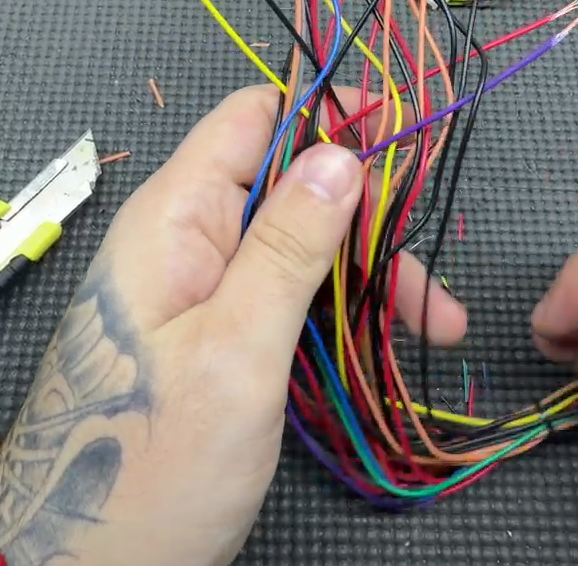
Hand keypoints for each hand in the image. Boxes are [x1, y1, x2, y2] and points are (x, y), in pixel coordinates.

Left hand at [0, 85, 466, 565]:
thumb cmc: (143, 464)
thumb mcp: (234, 350)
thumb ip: (287, 246)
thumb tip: (339, 153)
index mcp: (177, 214)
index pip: (253, 117)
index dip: (324, 113)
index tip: (393, 136)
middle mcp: (191, 234)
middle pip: (291, 181)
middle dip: (364, 214)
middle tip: (424, 267)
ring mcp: (207, 282)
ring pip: (301, 240)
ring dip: (367, 270)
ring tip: (434, 319)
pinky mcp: (223, 326)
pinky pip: (290, 290)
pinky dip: (343, 307)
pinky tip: (391, 336)